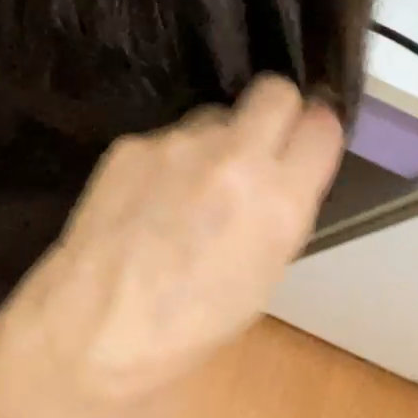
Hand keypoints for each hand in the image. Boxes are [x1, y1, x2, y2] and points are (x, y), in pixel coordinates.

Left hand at [0, 77, 345, 417]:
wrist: (96, 323)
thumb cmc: (187, 325)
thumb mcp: (261, 278)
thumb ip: (279, 213)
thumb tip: (281, 179)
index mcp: (278, 200)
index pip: (321, 124)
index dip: (314, 132)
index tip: (302, 143)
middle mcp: (234, 157)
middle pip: (273, 92)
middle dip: (273, 113)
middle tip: (256, 146)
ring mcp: (178, 144)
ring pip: (213, 118)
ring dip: (213, 143)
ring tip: (186, 192)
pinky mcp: (132, 144)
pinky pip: (166, 139)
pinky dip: (165, 161)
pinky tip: (145, 201)